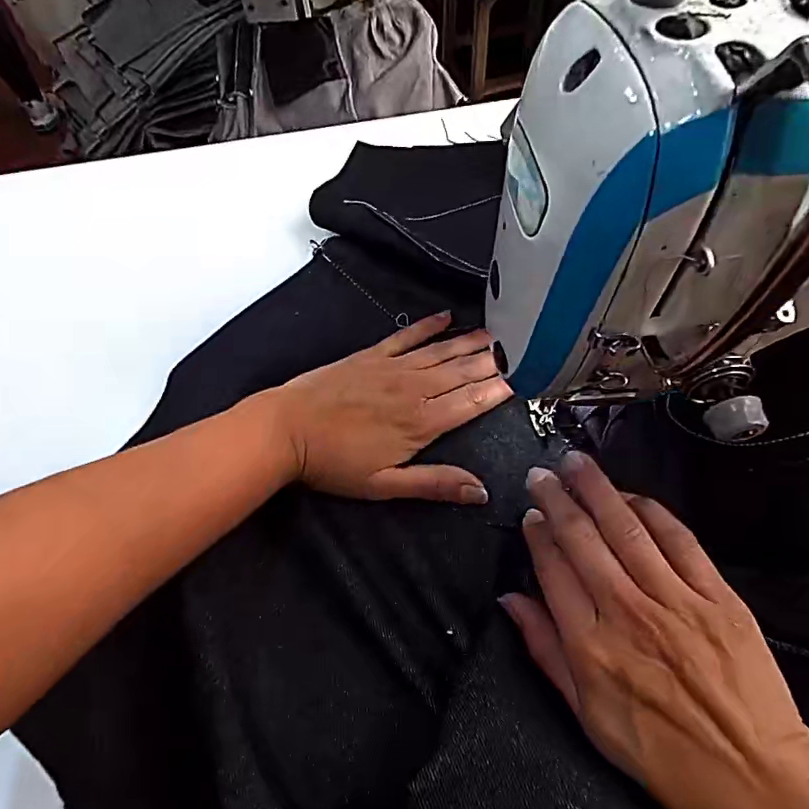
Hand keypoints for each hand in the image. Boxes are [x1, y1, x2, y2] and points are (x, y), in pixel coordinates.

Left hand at [259, 311, 511, 503]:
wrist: (284, 429)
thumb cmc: (333, 463)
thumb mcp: (384, 486)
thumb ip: (435, 484)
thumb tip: (480, 491)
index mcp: (421, 422)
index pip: (471, 402)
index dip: (500, 390)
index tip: (524, 379)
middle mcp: (414, 389)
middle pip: (463, 372)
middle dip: (494, 361)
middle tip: (522, 349)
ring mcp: (393, 368)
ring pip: (443, 352)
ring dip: (472, 343)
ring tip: (498, 334)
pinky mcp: (372, 355)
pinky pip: (408, 336)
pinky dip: (429, 326)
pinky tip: (447, 317)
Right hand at [502, 452, 808, 808]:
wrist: (752, 774)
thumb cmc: (664, 756)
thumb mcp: (590, 719)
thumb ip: (546, 653)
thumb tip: (511, 602)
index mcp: (591, 647)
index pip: (554, 570)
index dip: (538, 535)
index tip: (530, 512)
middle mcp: (628, 612)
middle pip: (584, 539)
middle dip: (558, 499)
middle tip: (542, 473)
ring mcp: (675, 599)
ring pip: (626, 529)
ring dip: (598, 490)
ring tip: (578, 464)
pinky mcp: (716, 594)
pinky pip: (679, 539)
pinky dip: (652, 511)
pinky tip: (633, 496)